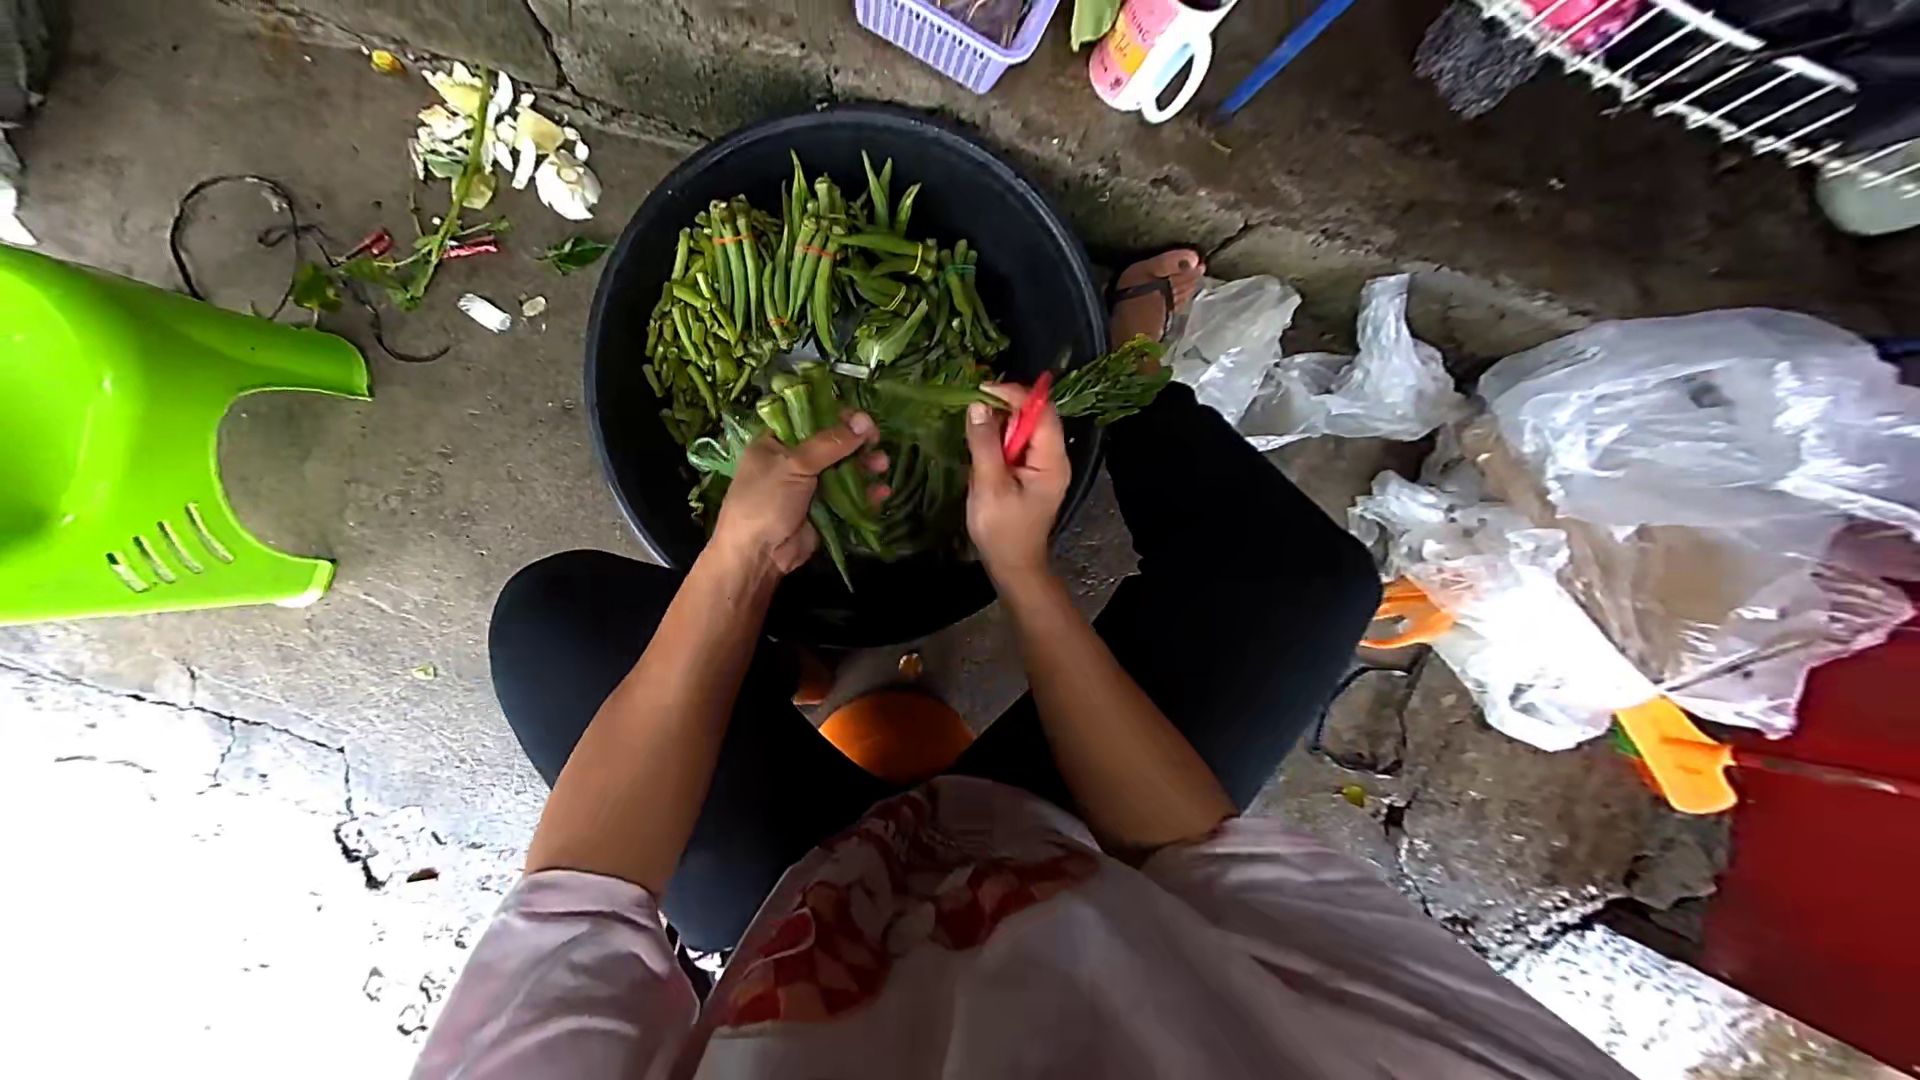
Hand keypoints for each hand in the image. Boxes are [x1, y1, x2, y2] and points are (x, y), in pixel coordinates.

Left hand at [712, 412, 886, 576]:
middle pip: (833, 444)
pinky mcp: (826, 510)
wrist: (759, 554)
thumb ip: (830, 443)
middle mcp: (795, 461)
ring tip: (882, 465)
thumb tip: (865, 422)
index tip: (861, 419)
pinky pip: (851, 497)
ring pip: (846, 470)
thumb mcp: (794, 465)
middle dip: (857, 442)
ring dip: (866, 466)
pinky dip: (867, 494)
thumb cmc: (765, 500)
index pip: (811, 418)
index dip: (837, 416)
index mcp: (777, 443)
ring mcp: (812, 487)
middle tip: (877, 440)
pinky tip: (881, 492)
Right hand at [965, 383, 1070, 586]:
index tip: (982, 391)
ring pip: (1024, 430)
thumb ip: (984, 443)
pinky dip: (999, 439)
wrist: (1013, 566)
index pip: (1041, 411)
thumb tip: (977, 405)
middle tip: (972, 406)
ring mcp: (1043, 466)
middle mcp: (1054, 458)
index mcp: (1052, 460)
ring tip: (972, 423)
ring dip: (999, 423)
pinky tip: (981, 444)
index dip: (1014, 394)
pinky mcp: (1031, 474)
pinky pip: (1017, 446)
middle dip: (1004, 407)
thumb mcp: (989, 485)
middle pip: (1034, 417)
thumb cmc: (1002, 530)